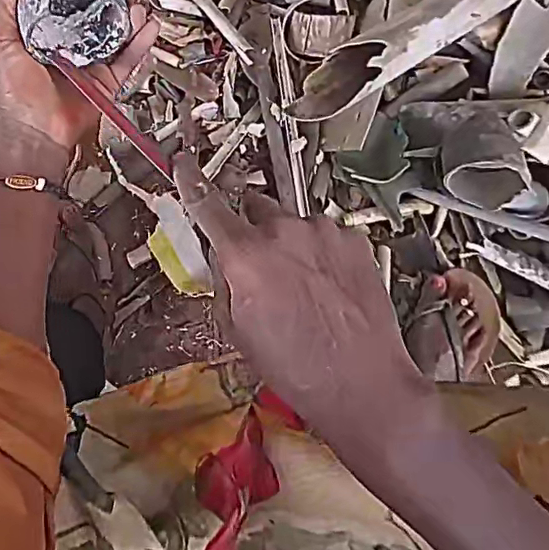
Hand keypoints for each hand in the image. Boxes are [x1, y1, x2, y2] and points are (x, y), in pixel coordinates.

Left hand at [0, 0, 157, 151]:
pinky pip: (129, 55)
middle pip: (97, 8)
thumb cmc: (15, 94)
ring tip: (136, 1)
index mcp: (41, 28)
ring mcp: (90, 58)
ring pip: (118, 29)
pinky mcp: (108, 78)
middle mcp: (68, 40)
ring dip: (131, 13)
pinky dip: (142, 40)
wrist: (37, 134)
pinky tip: (147, 25)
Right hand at [176, 152, 429, 436]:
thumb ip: (222, 280)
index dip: (190, 180)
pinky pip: (323, 233)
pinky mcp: (352, 239)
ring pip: (291, 222)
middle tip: (260, 266)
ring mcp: (323, 231)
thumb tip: (219, 258)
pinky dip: (319, 251)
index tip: (184, 164)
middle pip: (254, 207)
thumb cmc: (296, 366)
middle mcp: (283, 231)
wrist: (363, 385)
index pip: (206, 202)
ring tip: (302, 286)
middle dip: (251, 229)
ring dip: (289, 242)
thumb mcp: (236, 327)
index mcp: (245, 255)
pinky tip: (326, 286)